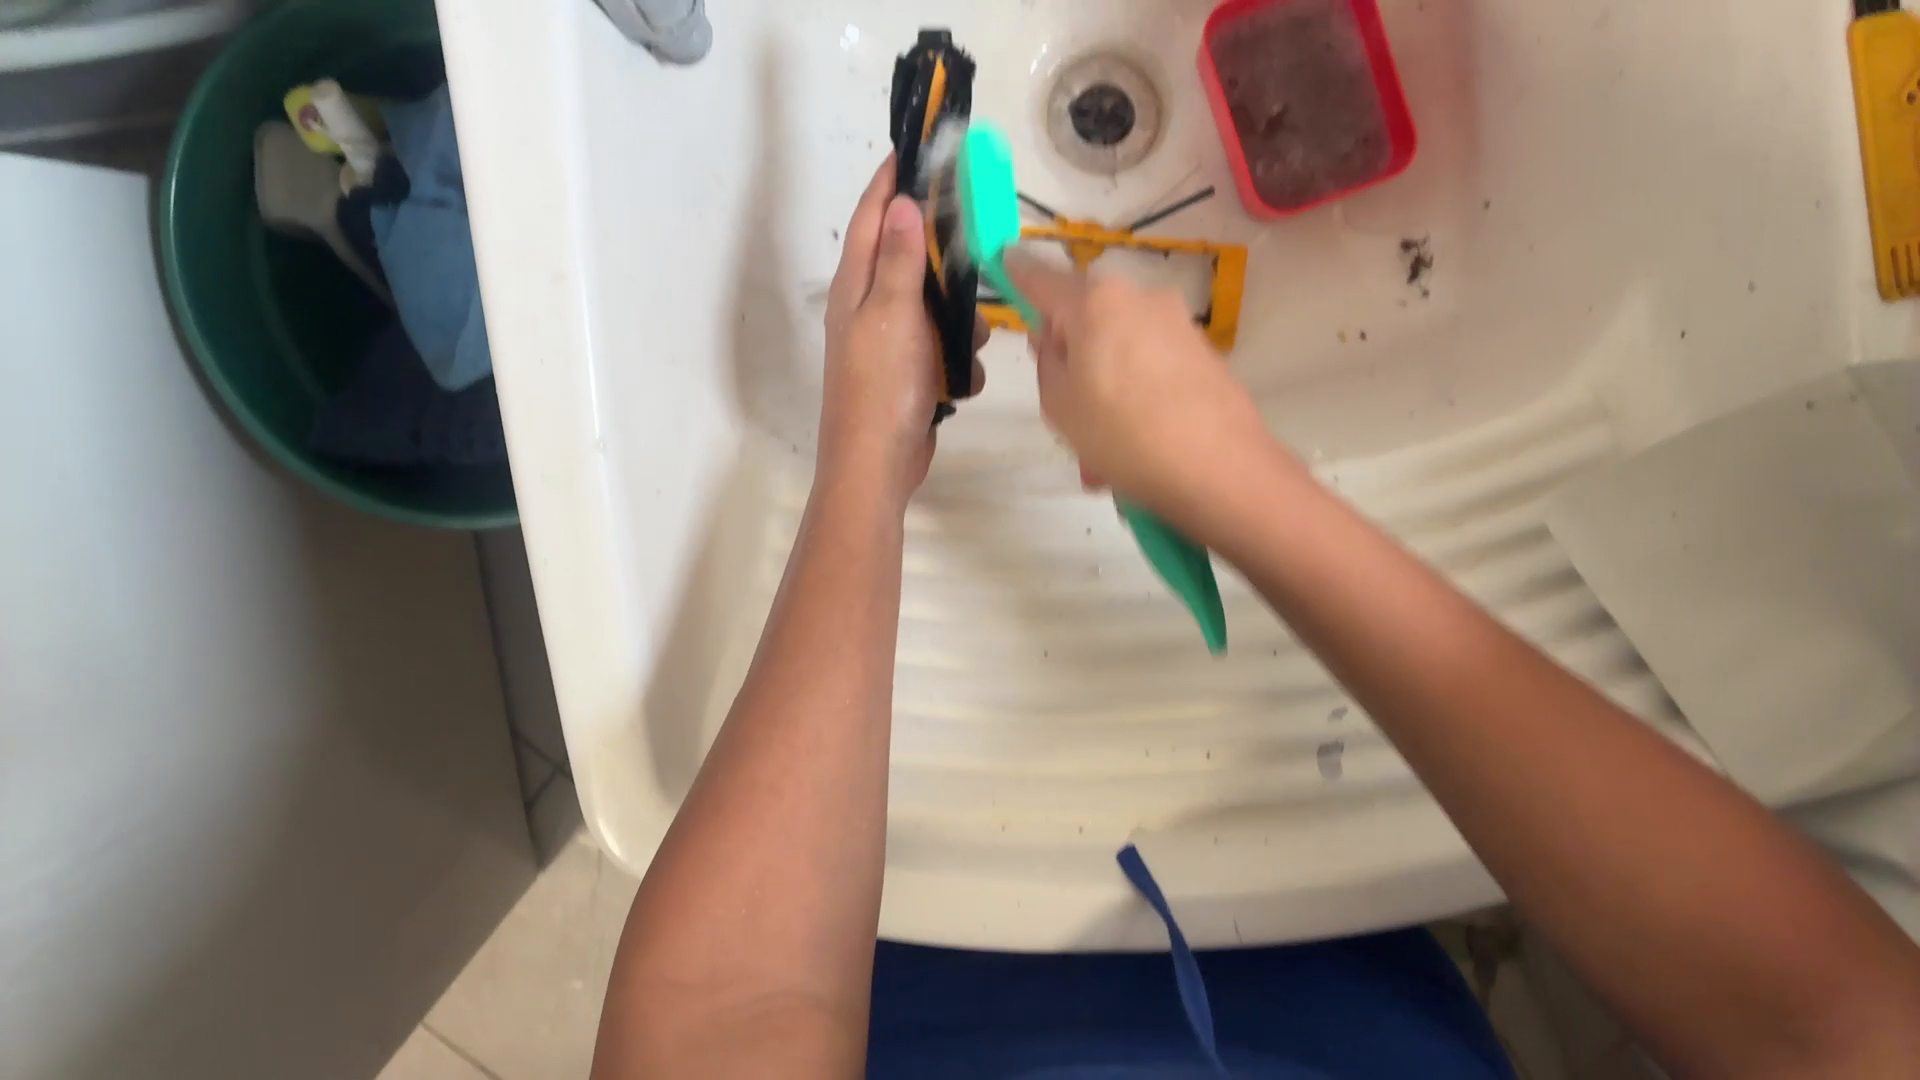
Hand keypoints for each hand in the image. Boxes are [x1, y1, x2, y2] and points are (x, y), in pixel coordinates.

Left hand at [820, 157, 984, 507]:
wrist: (878, 463)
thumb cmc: (881, 386)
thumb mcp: (891, 314)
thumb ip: (898, 259)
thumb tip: (900, 201)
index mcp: (855, 286)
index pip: (872, 217)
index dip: (891, 181)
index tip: (918, 148)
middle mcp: (869, 307)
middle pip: (907, 258)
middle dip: (941, 256)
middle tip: (975, 243)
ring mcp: (891, 342)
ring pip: (934, 308)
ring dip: (958, 320)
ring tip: (973, 337)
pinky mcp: (910, 372)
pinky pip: (942, 349)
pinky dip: (956, 359)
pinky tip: (961, 378)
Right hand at [1005, 249, 1287, 523]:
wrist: (1220, 469)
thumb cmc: (1123, 435)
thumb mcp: (1059, 405)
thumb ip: (1047, 362)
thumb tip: (1054, 338)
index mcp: (1096, 303)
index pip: (1043, 280)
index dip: (1018, 275)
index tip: (1003, 260)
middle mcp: (1140, 299)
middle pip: (1088, 318)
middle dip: (1073, 359)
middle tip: (1065, 411)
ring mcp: (1177, 324)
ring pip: (1121, 351)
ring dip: (1105, 390)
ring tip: (1102, 453)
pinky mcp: (1204, 354)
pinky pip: (1152, 369)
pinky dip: (1136, 398)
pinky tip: (1134, 448)